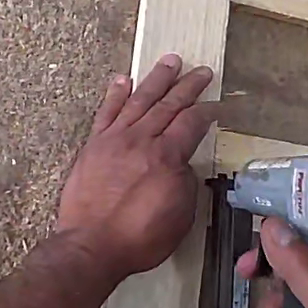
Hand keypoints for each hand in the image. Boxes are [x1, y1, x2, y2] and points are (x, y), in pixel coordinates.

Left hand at [54, 53, 216, 281]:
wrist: (91, 246)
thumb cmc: (138, 238)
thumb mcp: (181, 215)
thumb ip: (186, 182)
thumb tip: (182, 165)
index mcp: (167, 157)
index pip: (192, 122)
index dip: (208, 111)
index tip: (217, 105)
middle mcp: (142, 141)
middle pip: (169, 104)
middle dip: (188, 85)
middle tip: (202, 71)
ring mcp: (115, 140)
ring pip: (140, 100)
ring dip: (157, 79)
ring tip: (169, 61)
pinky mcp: (94, 146)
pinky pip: (106, 113)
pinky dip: (115, 94)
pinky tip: (123, 79)